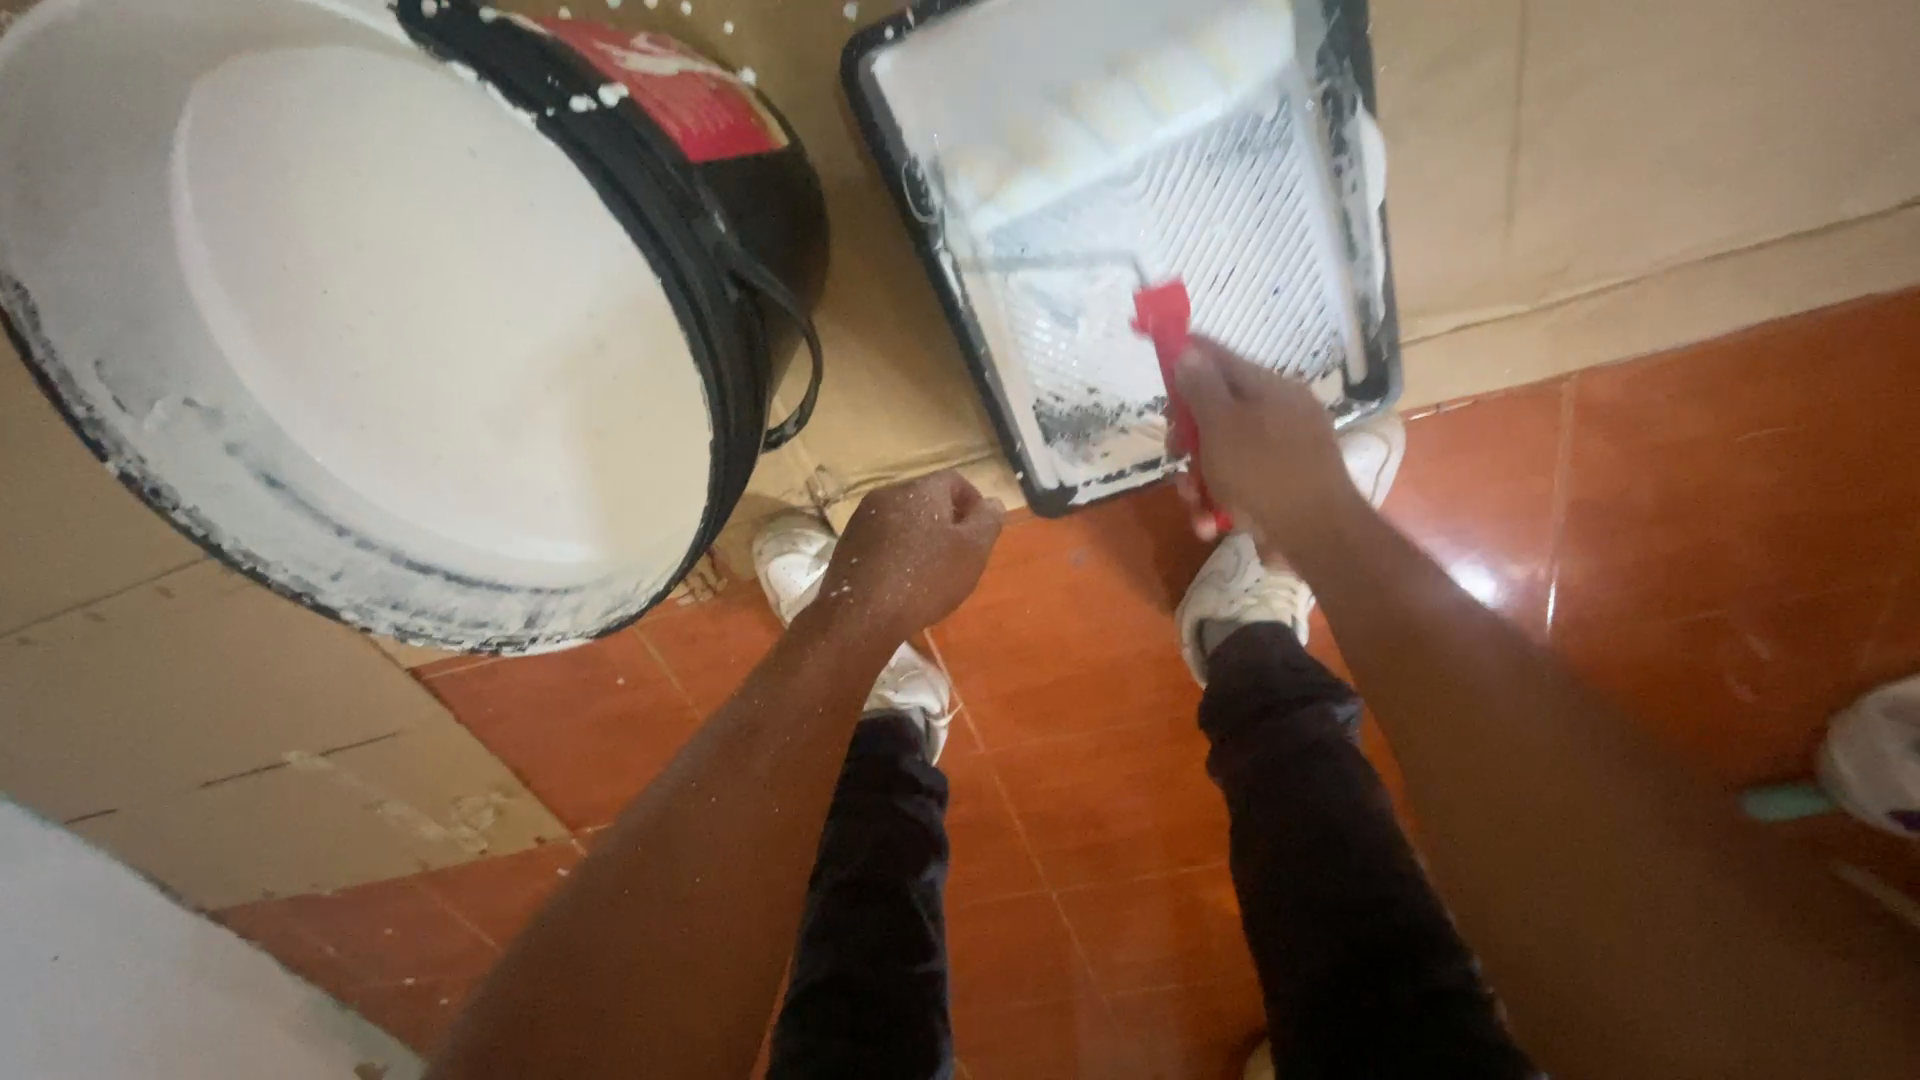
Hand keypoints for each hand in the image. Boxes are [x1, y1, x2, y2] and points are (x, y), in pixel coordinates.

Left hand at [815, 470, 1004, 641]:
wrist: (860, 615)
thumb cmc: (925, 579)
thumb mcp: (972, 551)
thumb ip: (987, 521)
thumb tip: (993, 502)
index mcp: (921, 490)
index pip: (954, 480)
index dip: (973, 501)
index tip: (981, 530)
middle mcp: (888, 494)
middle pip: (926, 498)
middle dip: (946, 520)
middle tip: (959, 553)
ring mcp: (863, 519)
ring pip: (903, 519)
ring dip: (920, 536)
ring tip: (931, 570)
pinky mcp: (848, 544)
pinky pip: (883, 539)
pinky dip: (898, 551)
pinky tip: (903, 579)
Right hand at [1171, 337, 1365, 561]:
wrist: (1315, 536)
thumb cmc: (1263, 472)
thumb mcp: (1221, 425)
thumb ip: (1201, 388)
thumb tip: (1189, 352)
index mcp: (1271, 389)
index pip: (1222, 358)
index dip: (1188, 357)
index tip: (1161, 357)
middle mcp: (1280, 415)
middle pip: (1218, 412)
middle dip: (1188, 437)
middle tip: (1173, 452)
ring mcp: (1283, 454)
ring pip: (1223, 455)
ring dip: (1199, 480)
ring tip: (1193, 502)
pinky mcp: (1282, 489)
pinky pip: (1240, 485)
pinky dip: (1219, 503)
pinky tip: (1210, 523)